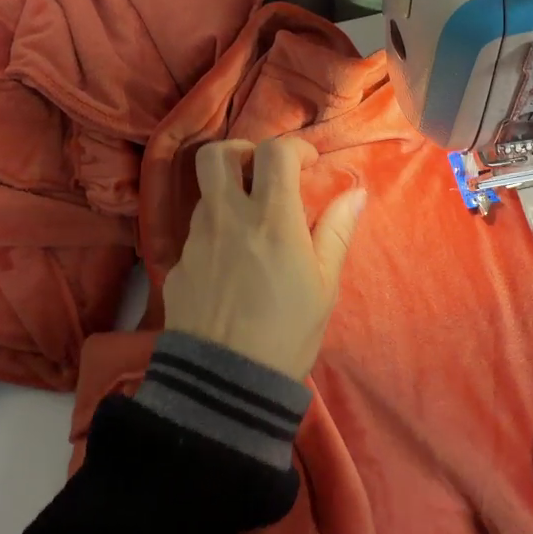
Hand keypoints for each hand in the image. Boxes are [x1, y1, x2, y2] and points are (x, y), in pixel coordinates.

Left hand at [163, 137, 366, 380]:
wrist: (224, 386)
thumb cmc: (286, 335)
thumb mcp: (323, 286)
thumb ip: (336, 231)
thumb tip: (356, 193)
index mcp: (271, 219)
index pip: (274, 152)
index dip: (294, 147)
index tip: (307, 163)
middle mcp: (227, 218)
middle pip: (216, 154)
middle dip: (240, 151)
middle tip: (262, 173)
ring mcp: (196, 240)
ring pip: (205, 194)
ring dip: (228, 195)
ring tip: (250, 226)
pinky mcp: (176, 264)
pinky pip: (196, 233)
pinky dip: (215, 233)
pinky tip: (231, 265)